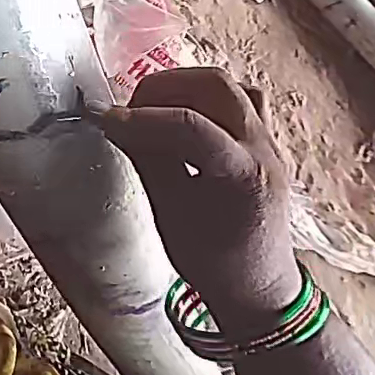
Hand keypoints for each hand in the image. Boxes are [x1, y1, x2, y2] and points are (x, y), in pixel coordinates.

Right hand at [93, 67, 297, 328]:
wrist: (260, 288)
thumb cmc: (212, 260)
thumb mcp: (170, 213)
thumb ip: (148, 160)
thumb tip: (117, 123)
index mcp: (242, 173)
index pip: (189, 124)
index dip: (140, 118)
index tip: (104, 120)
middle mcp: (263, 148)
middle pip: (213, 85)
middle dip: (162, 87)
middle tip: (130, 110)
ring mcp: (269, 141)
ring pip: (227, 85)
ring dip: (182, 86)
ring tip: (152, 109)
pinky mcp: (265, 142)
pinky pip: (239, 99)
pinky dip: (204, 97)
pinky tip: (182, 115)